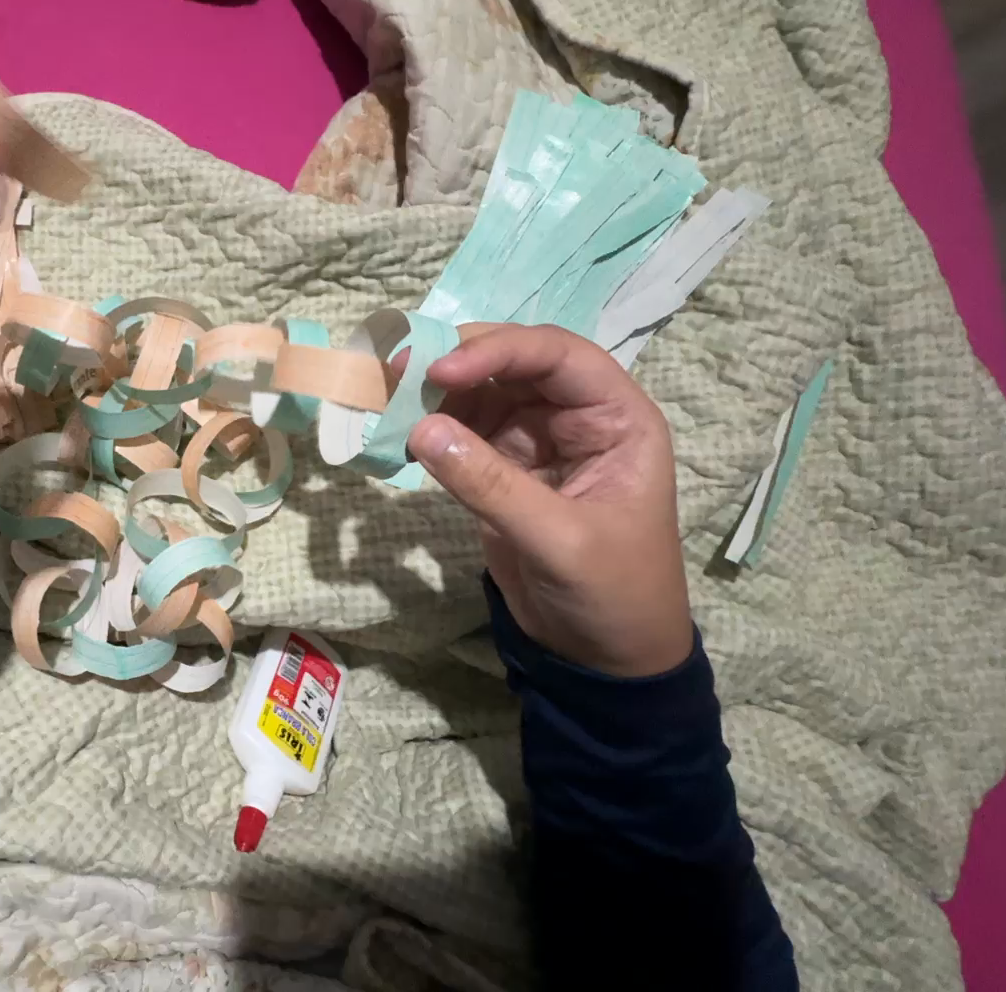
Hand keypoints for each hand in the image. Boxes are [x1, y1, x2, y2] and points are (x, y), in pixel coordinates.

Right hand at [407, 325, 691, 677]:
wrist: (602, 655)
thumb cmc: (610, 592)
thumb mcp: (557, 539)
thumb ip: (490, 484)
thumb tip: (419, 428)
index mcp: (616, 419)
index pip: (558, 356)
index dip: (499, 350)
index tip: (439, 370)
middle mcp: (575, 417)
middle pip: (514, 364)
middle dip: (459, 361)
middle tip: (399, 370)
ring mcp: (534, 441)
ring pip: (481, 393)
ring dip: (436, 393)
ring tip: (389, 399)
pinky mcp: (501, 468)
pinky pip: (461, 433)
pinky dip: (429, 429)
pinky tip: (400, 433)